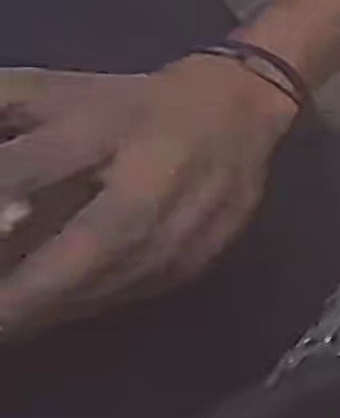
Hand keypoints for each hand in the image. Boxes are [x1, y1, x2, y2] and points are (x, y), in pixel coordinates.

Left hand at [0, 57, 296, 336]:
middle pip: (100, 239)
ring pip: (138, 266)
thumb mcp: (39, 93)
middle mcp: (163, 172)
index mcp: (107, 126)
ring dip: (72, 301)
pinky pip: (168, 272)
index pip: (25, 170)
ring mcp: (206, 206)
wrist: (240, 107)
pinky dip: (115, 296)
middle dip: (36, 287)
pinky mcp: (227, 229)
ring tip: (19, 325)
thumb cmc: (125, 100)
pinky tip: (73, 308)